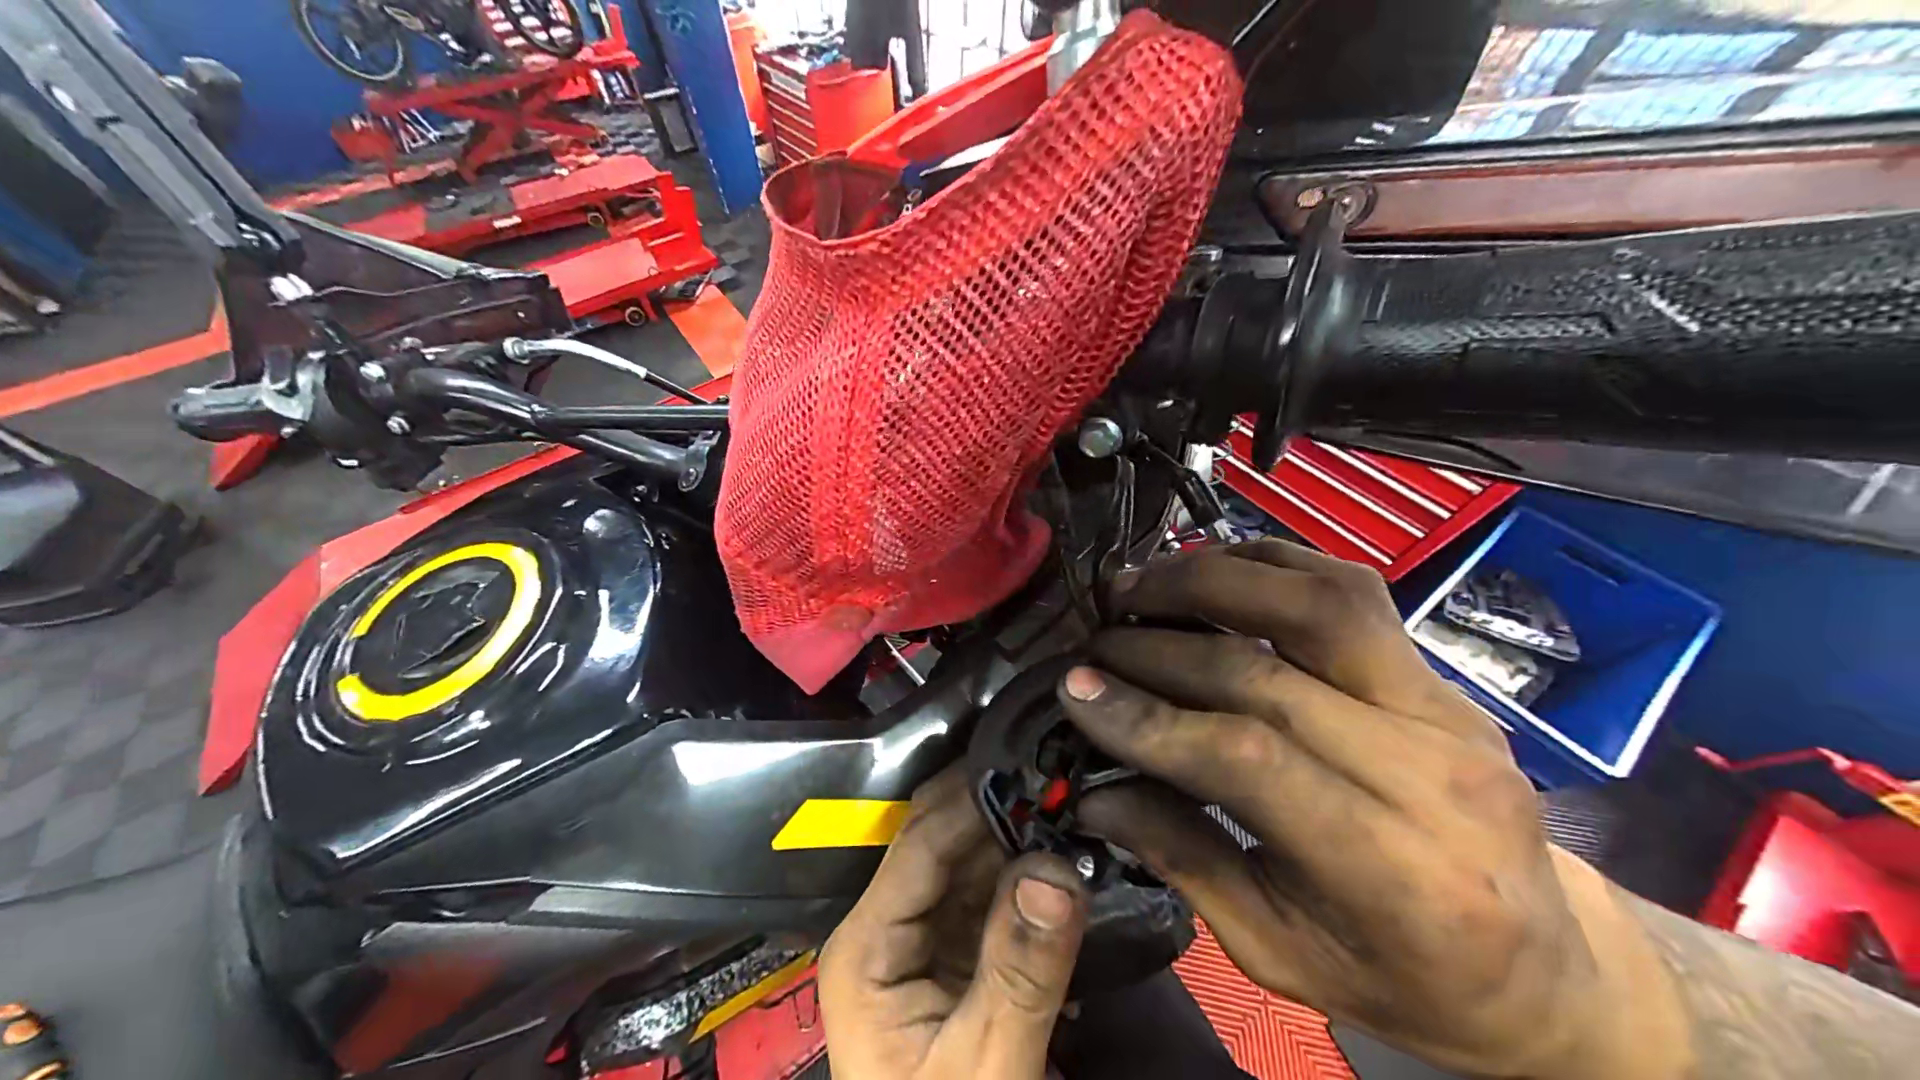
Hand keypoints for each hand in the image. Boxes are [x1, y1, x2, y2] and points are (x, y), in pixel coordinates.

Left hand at [818, 768, 1089, 1079]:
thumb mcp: (985, 1076)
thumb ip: (1019, 975)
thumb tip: (1055, 871)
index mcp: (866, 945)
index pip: (919, 846)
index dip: (975, 803)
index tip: (1037, 770)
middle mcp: (886, 924)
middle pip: (939, 840)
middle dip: (997, 806)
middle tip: (1061, 774)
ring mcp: (922, 933)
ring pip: (969, 858)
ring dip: (1017, 830)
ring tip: (1070, 798)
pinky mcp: (955, 949)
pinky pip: (990, 890)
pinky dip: (1026, 866)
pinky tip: (1063, 845)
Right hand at [1058, 539, 1687, 1079]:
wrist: (1549, 968)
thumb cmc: (1405, 980)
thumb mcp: (1279, 953)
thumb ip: (1182, 860)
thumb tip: (1093, 790)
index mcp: (1393, 871)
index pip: (1246, 758)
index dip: (1146, 716)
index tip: (1076, 689)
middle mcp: (1431, 770)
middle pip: (1267, 672)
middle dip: (1158, 648)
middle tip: (1095, 643)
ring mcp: (1447, 706)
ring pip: (1320, 599)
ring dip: (1212, 579)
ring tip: (1140, 585)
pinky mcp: (1441, 673)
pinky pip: (1349, 587)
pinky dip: (1266, 564)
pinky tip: (1208, 571)